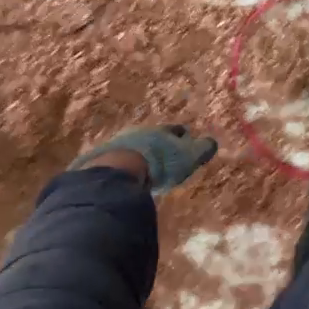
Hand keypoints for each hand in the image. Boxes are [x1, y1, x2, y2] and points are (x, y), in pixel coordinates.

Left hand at [72, 126, 216, 194]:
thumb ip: (202, 149)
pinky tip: (122, 178)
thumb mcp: (189, 157)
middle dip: (158, 145)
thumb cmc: (159, 164)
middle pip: (151, 137)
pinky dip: (121, 167)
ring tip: (143, 169)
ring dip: (138, 156)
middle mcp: (138, 133)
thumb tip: (212, 142)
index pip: (175, 130)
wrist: (116, 173)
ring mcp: (115, 145)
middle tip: (164, 157)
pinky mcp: (97, 160)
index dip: (181, 137)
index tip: (185, 142)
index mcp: (161, 131)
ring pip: (131, 148)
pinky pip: (113, 162)